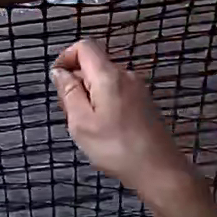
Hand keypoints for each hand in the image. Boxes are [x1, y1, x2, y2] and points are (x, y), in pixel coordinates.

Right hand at [51, 40, 196, 200]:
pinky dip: (103, 103)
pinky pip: (116, 92)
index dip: (65, 58)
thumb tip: (59, 72)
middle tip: (70, 113)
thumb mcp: (81, 123)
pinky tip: (104, 129)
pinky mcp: (143, 102)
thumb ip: (68, 93)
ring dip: (89, 95)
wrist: (159, 170)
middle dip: (75, 81)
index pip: (84, 46)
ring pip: (103, 80)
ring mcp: (137, 88)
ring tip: (87, 126)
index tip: (57, 81)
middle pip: (93, 63)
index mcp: (109, 76)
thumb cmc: (117, 149)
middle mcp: (126, 75)